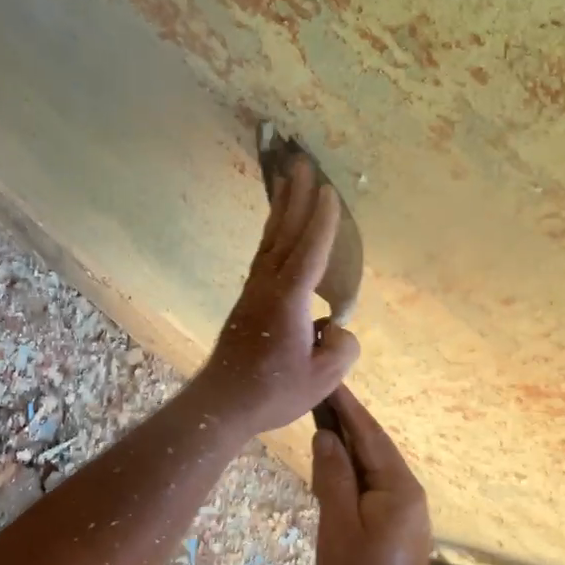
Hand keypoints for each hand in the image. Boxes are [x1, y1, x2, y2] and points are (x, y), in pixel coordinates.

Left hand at [191, 155, 360, 434]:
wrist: (223, 402)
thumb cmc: (273, 391)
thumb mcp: (323, 377)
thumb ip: (342, 347)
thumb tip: (335, 327)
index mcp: (289, 298)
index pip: (310, 249)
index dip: (322, 220)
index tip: (329, 191)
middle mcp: (268, 284)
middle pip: (285, 231)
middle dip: (296, 196)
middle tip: (301, 162)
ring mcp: (254, 289)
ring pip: (271, 238)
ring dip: (282, 208)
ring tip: (287, 180)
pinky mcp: (248, 298)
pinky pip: (265, 252)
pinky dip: (275, 231)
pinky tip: (279, 229)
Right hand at [311, 386, 439, 564]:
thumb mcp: (340, 527)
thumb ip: (333, 478)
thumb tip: (326, 436)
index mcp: (397, 485)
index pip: (368, 432)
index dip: (346, 405)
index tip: (327, 378)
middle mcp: (406, 488)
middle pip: (371, 444)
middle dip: (344, 421)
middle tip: (314, 398)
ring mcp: (404, 505)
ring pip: (371, 463)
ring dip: (346, 446)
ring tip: (317, 425)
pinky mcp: (397, 520)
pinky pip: (371, 481)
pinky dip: (350, 469)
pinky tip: (332, 469)